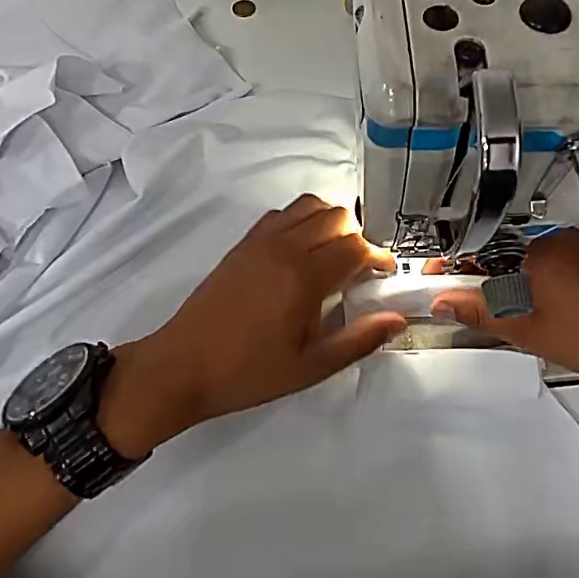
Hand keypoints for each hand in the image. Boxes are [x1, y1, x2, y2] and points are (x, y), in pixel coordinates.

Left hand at [98, 195, 404, 456]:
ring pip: (309, 206)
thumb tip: (396, 319)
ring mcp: (260, 241)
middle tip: (358, 270)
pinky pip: (281, 214)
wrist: (182, 367)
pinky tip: (300, 252)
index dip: (378, 258)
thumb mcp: (310, 367)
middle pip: (337, 216)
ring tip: (332, 256)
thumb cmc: (247, 372)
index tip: (384, 275)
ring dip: (330, 223)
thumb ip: (358, 340)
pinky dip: (301, 220)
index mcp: (303, 277)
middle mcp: (284, 248)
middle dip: (358, 237)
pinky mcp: (243, 243)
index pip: (356, 247)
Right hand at [430, 230, 578, 397]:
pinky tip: (529, 308)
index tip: (433, 281)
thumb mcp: (529, 330)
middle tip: (460, 303)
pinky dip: (527, 281)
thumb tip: (444, 303)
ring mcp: (576, 248)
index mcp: (538, 248)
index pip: (479, 247)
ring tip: (497, 312)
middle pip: (498, 250)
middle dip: (476, 275)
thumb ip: (480, 312)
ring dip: (502, 279)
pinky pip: (544, 263)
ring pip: (520, 258)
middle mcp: (557, 239)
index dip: (450, 266)